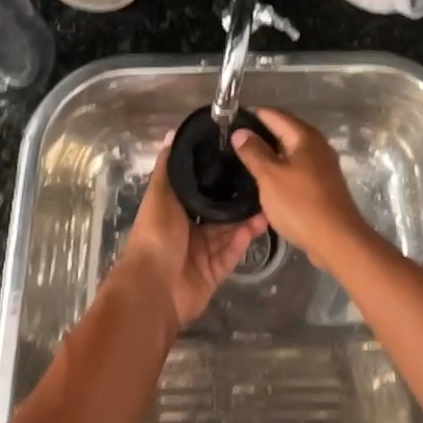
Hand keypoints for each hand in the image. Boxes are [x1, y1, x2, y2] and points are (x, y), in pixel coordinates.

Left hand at [120, 139, 267, 327]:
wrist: (154, 288)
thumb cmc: (155, 235)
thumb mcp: (160, 194)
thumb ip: (169, 167)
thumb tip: (173, 133)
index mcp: (174, 209)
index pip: (199, 189)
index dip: (217, 175)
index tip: (239, 158)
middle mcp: (189, 229)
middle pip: (218, 210)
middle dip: (237, 198)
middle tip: (262, 181)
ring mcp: (203, 252)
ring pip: (229, 230)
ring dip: (246, 218)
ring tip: (268, 202)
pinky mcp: (215, 272)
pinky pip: (233, 252)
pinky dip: (244, 239)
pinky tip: (259, 224)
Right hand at [229, 108, 367, 261]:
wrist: (337, 240)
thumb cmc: (301, 204)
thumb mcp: (270, 176)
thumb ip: (254, 152)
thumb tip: (241, 131)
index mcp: (305, 137)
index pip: (275, 115)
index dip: (254, 115)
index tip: (232, 119)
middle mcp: (317, 145)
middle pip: (285, 131)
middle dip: (262, 133)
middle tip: (235, 140)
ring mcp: (322, 166)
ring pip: (291, 151)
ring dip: (271, 152)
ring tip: (246, 158)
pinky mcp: (323, 185)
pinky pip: (297, 168)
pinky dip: (282, 168)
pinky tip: (267, 179)